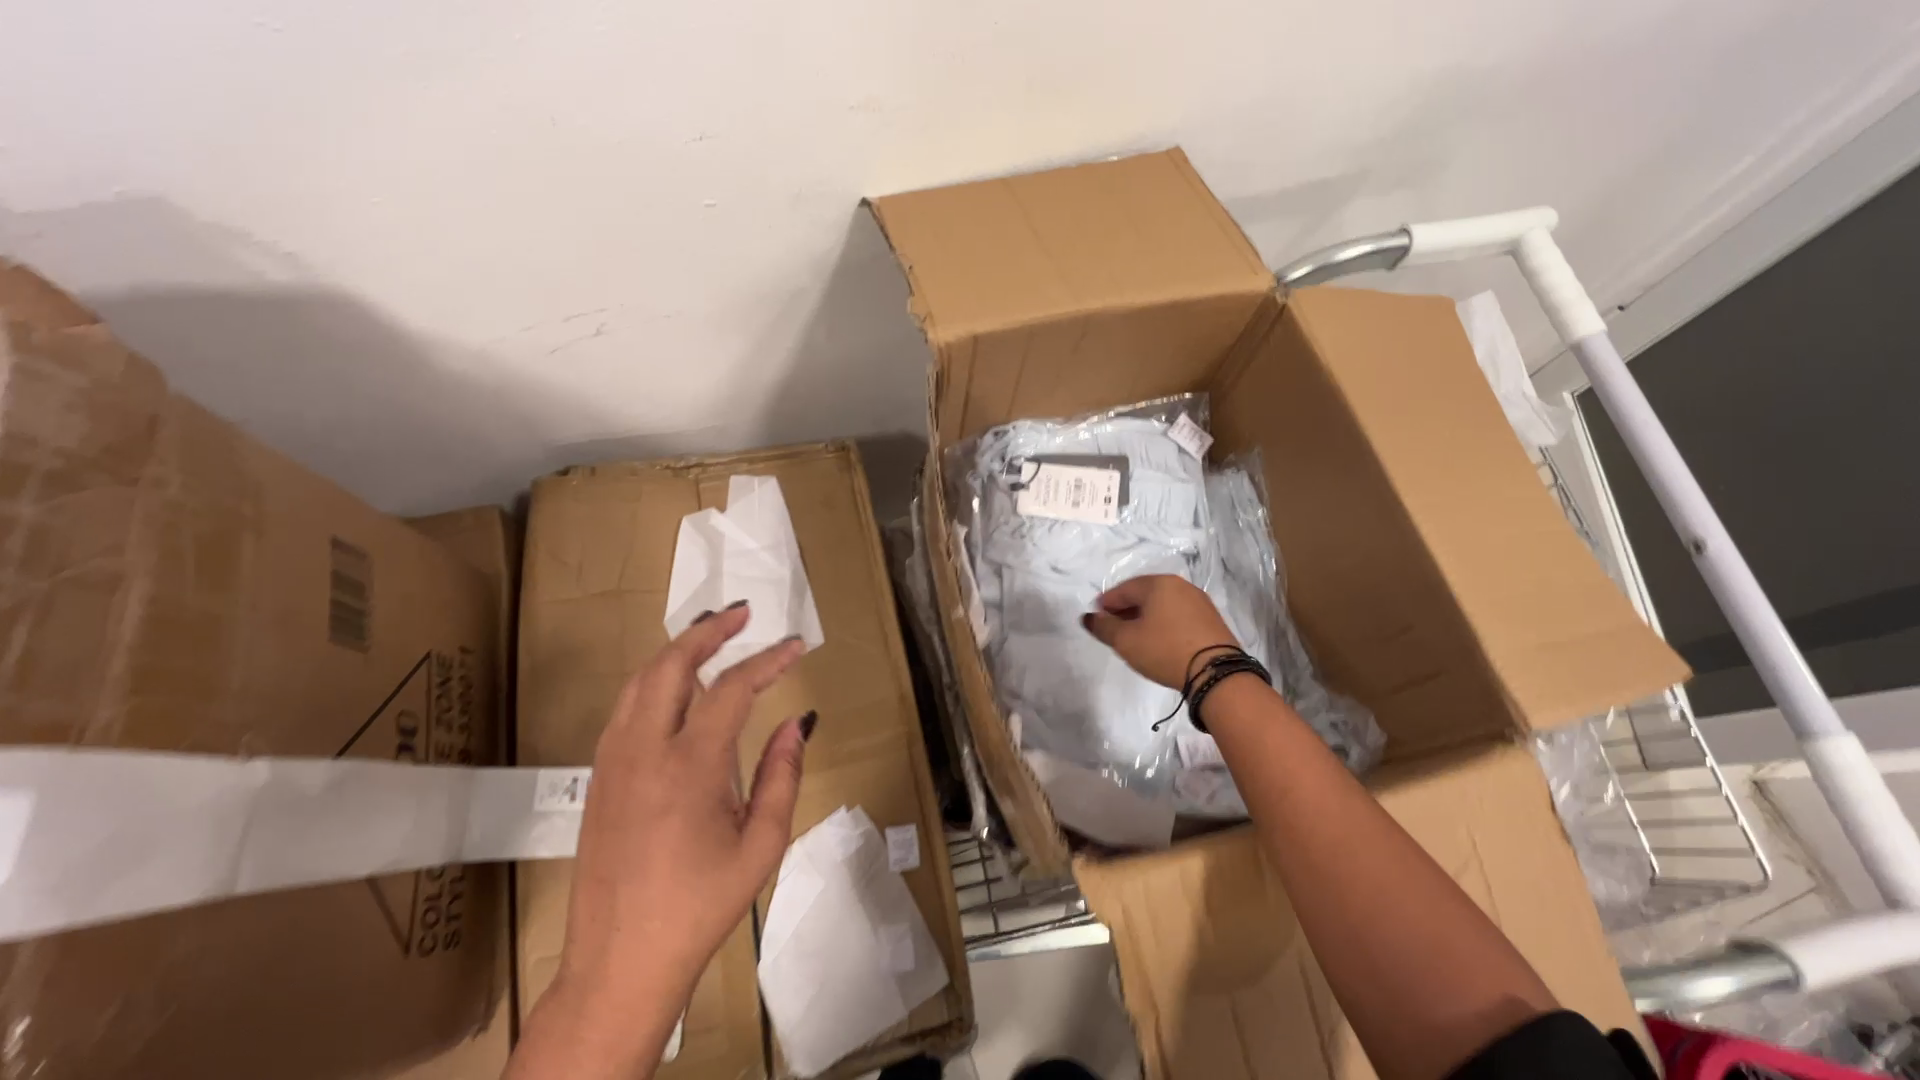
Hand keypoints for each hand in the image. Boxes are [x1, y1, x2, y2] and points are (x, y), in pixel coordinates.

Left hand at [558, 603, 813, 1010]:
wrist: (619, 960)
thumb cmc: (700, 907)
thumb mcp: (761, 846)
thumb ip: (782, 776)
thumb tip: (796, 723)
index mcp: (689, 767)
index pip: (732, 689)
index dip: (768, 660)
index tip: (796, 645)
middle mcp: (644, 751)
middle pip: (670, 665)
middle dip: (708, 630)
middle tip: (742, 613)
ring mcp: (613, 762)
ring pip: (639, 681)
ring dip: (676, 651)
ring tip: (711, 637)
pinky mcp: (599, 778)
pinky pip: (626, 709)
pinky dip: (654, 681)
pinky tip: (677, 690)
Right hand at [1081, 574, 1238, 689]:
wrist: (1216, 672)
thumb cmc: (1164, 650)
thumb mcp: (1126, 641)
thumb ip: (1103, 627)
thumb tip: (1089, 617)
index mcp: (1157, 584)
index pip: (1123, 589)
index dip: (1106, 603)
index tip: (1097, 617)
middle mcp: (1180, 586)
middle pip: (1144, 594)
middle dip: (1126, 608)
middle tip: (1114, 626)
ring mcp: (1199, 601)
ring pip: (1163, 604)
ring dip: (1146, 616)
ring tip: (1136, 635)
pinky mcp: (1211, 619)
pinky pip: (1178, 614)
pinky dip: (1164, 622)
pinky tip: (1159, 639)